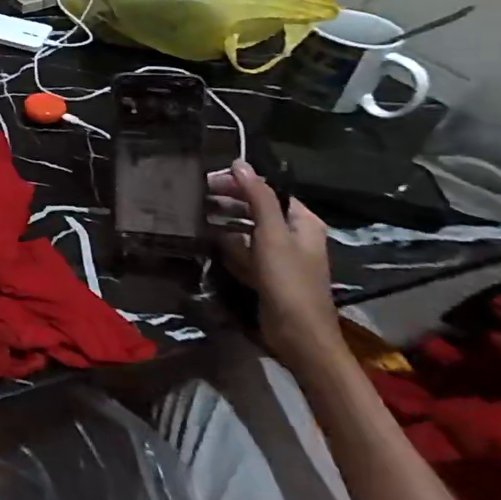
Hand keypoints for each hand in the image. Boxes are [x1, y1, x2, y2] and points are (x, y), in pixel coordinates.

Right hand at [207, 160, 343, 368]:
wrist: (299, 336)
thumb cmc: (288, 280)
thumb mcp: (272, 234)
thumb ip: (257, 197)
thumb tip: (240, 163)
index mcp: (302, 221)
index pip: (269, 190)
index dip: (241, 183)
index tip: (210, 180)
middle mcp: (294, 235)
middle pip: (258, 209)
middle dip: (231, 202)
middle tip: (199, 196)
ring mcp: (280, 257)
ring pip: (249, 231)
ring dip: (226, 223)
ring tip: (198, 215)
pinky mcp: (267, 276)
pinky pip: (245, 253)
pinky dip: (229, 246)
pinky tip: (208, 242)